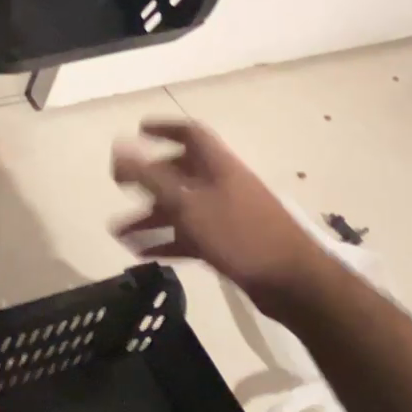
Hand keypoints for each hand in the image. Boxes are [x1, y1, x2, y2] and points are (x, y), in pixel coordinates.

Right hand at [112, 118, 327, 319]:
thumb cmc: (240, 235)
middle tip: (120, 187)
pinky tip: (142, 254)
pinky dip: (166, 241)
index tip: (138, 130)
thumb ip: (151, 178)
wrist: (293, 283)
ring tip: (119, 232)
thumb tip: (118, 146)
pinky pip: (190, 235)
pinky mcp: (228, 244)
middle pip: (180, 174)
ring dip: (150, 217)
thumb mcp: (189, 205)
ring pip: (181, 209)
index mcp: (218, 166)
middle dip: (147, 181)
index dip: (165, 129)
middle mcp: (221, 185)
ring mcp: (226, 215)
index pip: (190, 134)